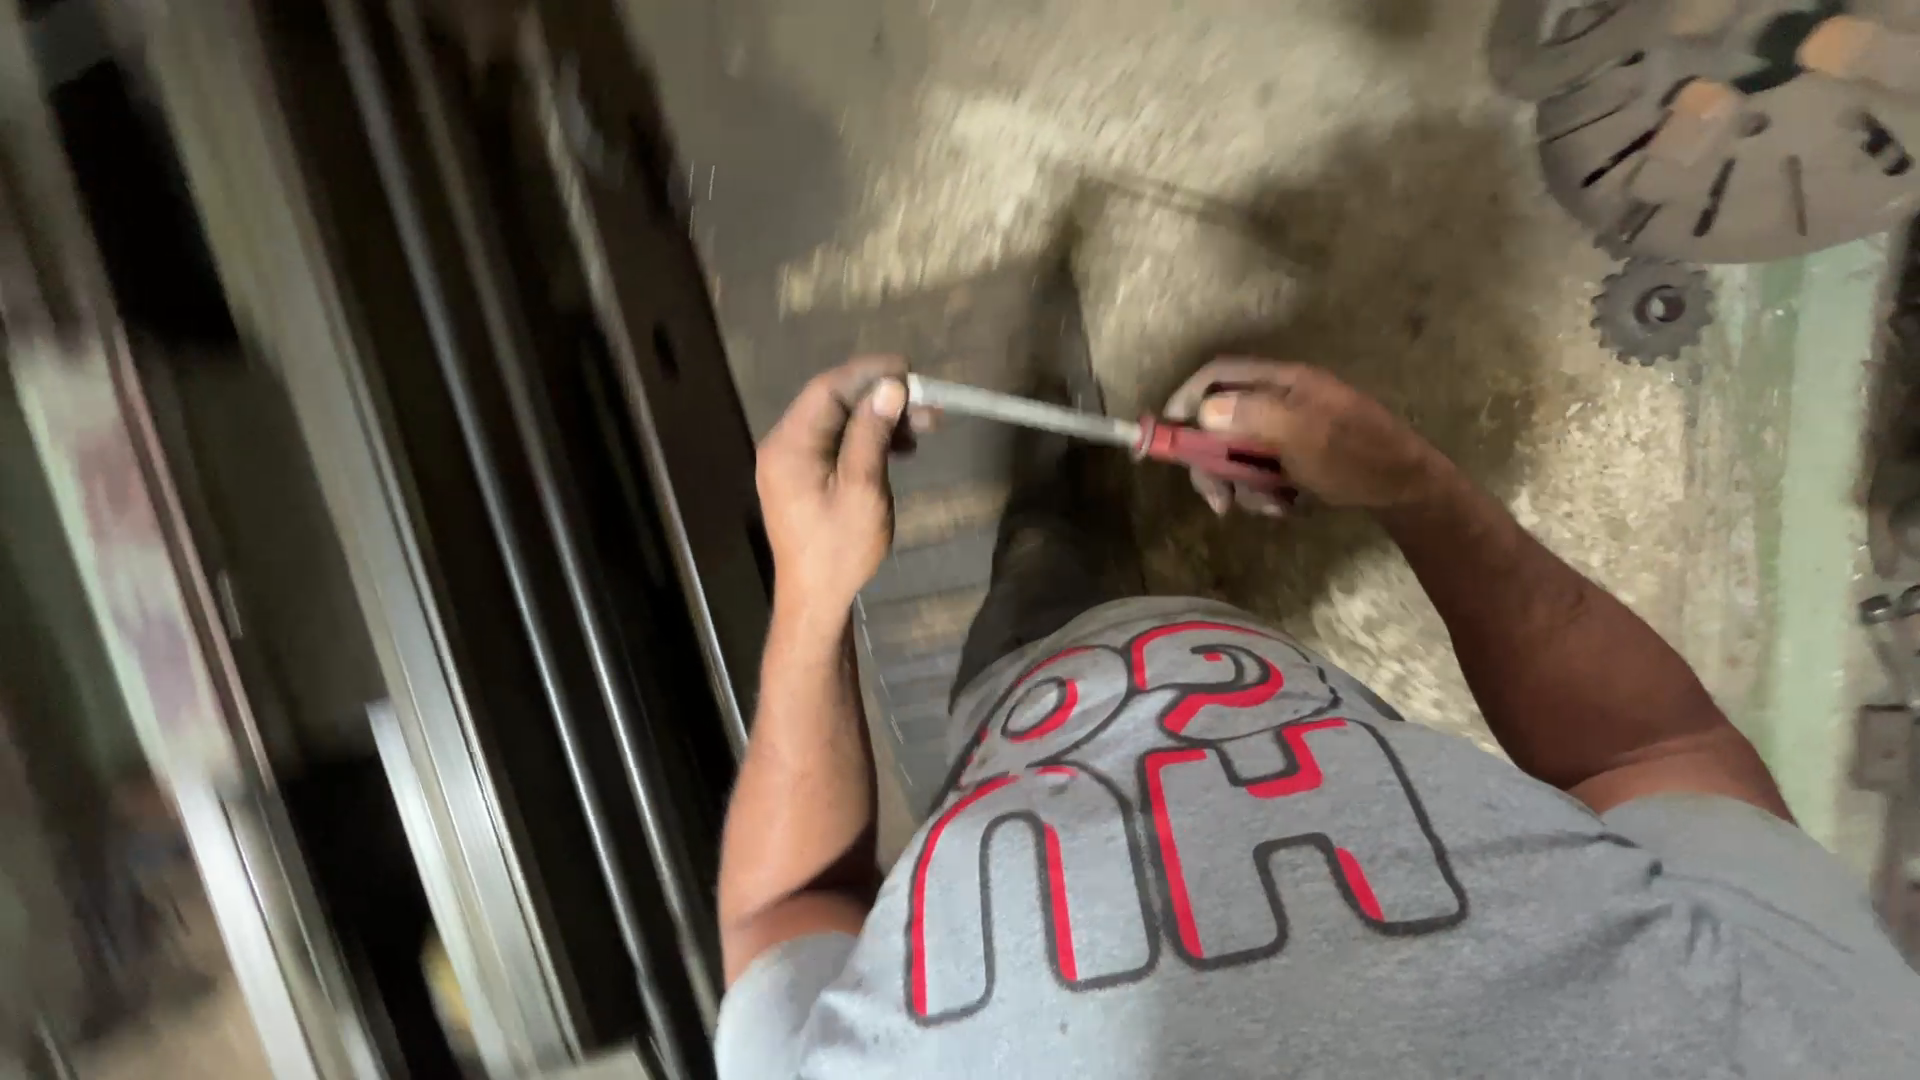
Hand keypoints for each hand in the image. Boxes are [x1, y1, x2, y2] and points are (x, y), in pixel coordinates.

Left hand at [757, 357, 910, 620]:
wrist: (816, 598)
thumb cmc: (840, 549)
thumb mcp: (862, 488)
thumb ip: (872, 433)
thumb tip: (890, 387)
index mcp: (790, 444)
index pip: (828, 388)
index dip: (869, 373)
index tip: (910, 371)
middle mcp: (784, 445)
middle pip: (834, 403)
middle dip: (882, 398)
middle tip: (929, 405)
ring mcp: (792, 462)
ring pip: (840, 423)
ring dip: (881, 420)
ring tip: (925, 428)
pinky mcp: (805, 478)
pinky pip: (838, 444)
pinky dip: (869, 440)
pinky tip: (901, 449)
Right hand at [1164, 358, 1445, 514]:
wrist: (1406, 490)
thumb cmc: (1357, 456)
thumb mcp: (1304, 434)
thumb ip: (1252, 416)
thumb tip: (1202, 411)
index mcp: (1282, 382)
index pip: (1218, 374)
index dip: (1187, 397)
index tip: (1168, 433)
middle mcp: (1277, 401)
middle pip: (1217, 422)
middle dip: (1212, 463)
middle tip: (1217, 499)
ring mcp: (1283, 429)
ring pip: (1234, 454)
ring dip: (1240, 486)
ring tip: (1269, 507)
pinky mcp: (1289, 456)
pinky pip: (1255, 472)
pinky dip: (1261, 493)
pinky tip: (1284, 506)